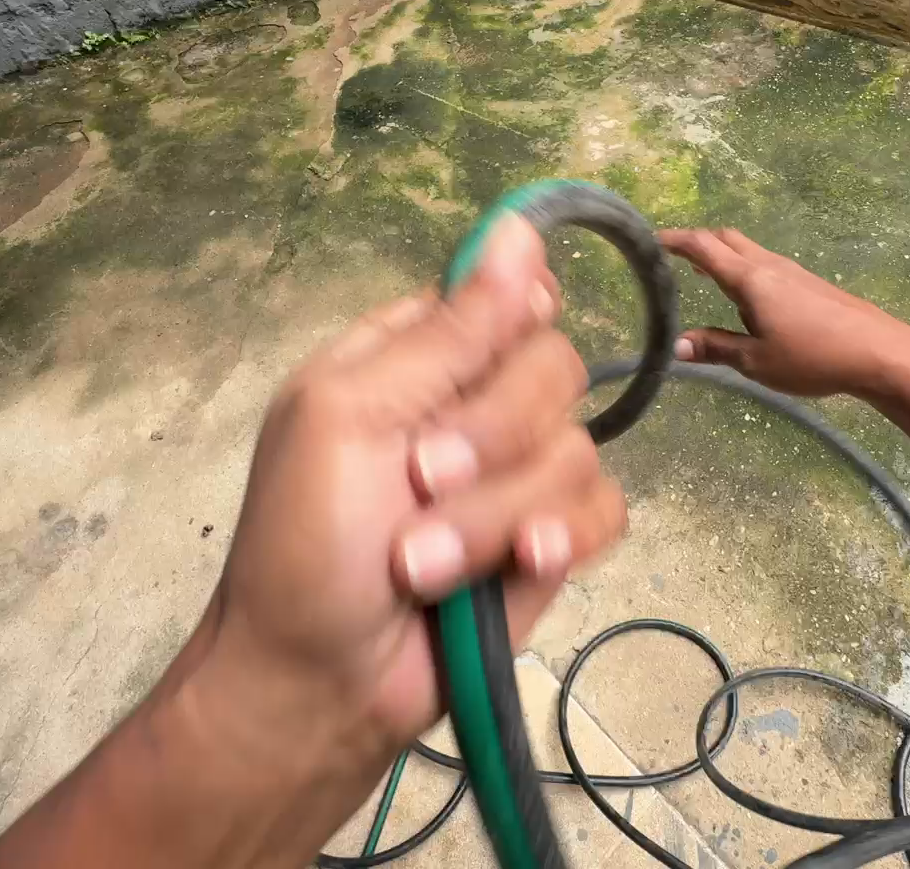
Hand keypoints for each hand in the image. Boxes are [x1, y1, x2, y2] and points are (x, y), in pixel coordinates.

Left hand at [181, 216, 625, 766]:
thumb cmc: (306, 539)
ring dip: (495, 512)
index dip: (512, 320)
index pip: (507, 297)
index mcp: (425, 356)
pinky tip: (522, 564)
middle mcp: (481, 401)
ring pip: (577, 448)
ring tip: (422, 564)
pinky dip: (561, 537)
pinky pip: (603, 511)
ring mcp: (522, 471)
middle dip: (491, 433)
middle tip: (420, 479)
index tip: (491, 358)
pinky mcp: (554, 536)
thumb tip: (519, 228)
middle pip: (555, 368)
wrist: (319, 683)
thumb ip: (448, 332)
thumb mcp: (353, 414)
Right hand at [661, 228, 909, 397]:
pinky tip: (747, 300)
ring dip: (723, 256)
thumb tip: (676, 347)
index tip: (651, 239)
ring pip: (748, 250)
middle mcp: (769, 266)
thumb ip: (715, 349)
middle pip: (727, 238)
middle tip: (675, 258)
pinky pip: (766, 264)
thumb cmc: (812, 356)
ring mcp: (793, 271)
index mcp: (750, 279)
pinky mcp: (810, 283)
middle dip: (698, 242)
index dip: (675, 240)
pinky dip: (744, 269)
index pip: (703, 247)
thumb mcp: (756, 361)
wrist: (880, 352)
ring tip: (704, 278)